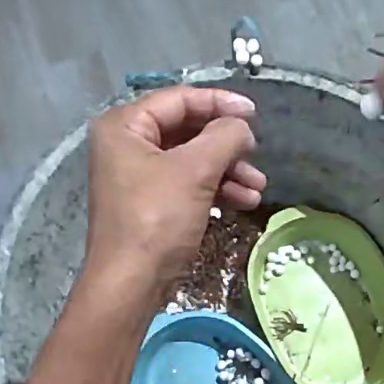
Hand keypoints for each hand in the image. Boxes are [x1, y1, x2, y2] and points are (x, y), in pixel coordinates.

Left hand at [83, 86, 265, 287]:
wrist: (131, 284)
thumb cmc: (157, 220)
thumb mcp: (194, 171)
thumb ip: (224, 137)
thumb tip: (242, 128)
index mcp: (125, 126)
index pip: (179, 100)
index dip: (219, 103)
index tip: (254, 115)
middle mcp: (127, 147)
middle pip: (187, 131)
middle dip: (226, 146)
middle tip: (255, 156)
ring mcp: (138, 179)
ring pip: (191, 162)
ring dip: (227, 172)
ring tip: (258, 188)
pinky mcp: (150, 207)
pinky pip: (187, 187)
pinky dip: (214, 191)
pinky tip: (243, 202)